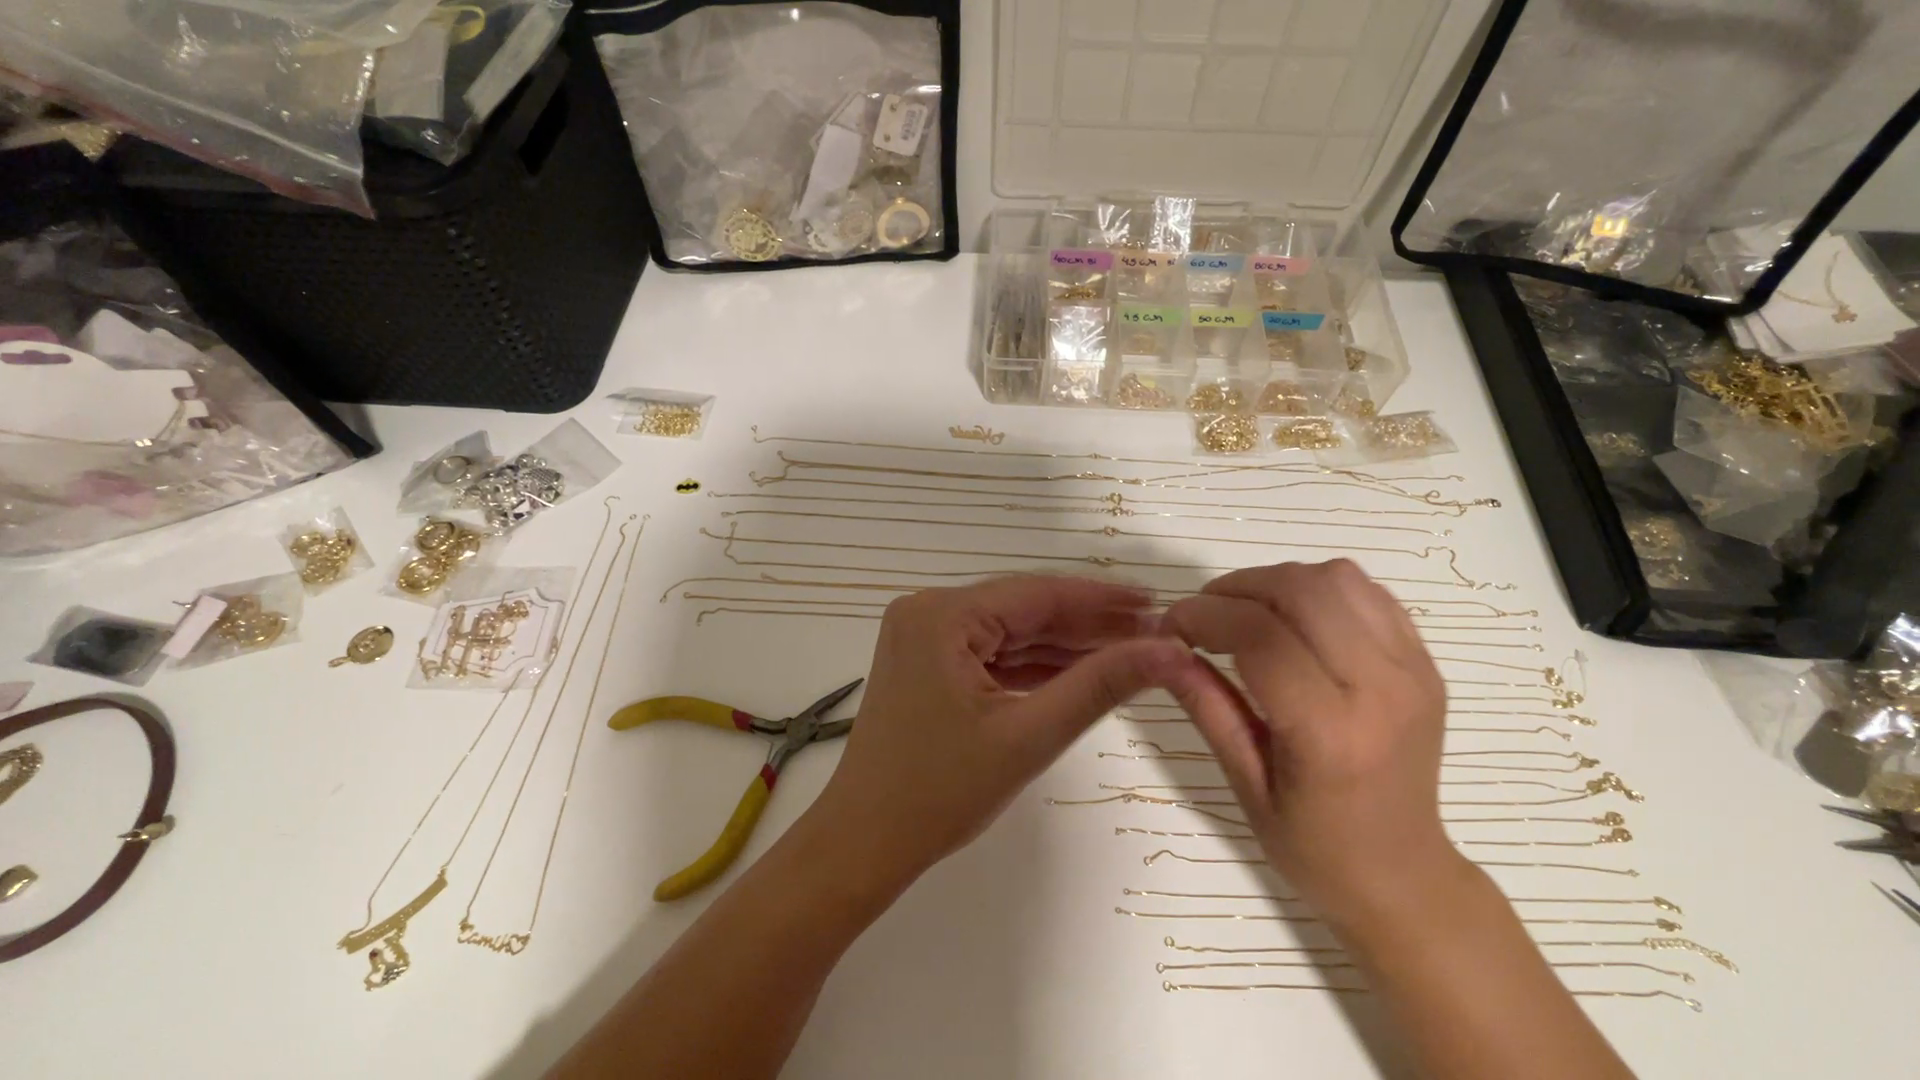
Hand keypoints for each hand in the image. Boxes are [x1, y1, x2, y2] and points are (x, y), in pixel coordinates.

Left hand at [810, 576, 1196, 880]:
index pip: (1038, 594)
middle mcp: (927, 612)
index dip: (1102, 599)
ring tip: (1130, 654)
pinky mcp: (926, 665)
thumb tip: (1169, 650)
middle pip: (1024, 610)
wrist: (866, 842)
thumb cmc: (941, 792)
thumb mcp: (1029, 736)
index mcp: (941, 615)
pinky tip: (1080, 673)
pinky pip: (990, 655)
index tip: (1158, 603)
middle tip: (1155, 635)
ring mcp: (923, 638)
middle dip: (1088, 626)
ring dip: (1064, 647)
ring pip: (1010, 633)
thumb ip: (1099, 686)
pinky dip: (1032, 668)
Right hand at [1161, 561, 1457, 920]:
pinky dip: (1320, 590)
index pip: (1261, 637)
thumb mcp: (1244, 785)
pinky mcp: (1425, 662)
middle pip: (1302, 591)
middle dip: (1236, 589)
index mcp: (1331, 734)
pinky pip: (1368, 593)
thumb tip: (1162, 649)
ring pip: (1337, 579)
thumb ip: (1207, 707)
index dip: (1205, 616)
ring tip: (1245, 614)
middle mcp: (1381, 689)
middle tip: (1202, 617)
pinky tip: (1293, 620)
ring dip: (1278, 582)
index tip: (1170, 626)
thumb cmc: (1313, 845)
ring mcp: (1413, 670)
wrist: (1402, 873)